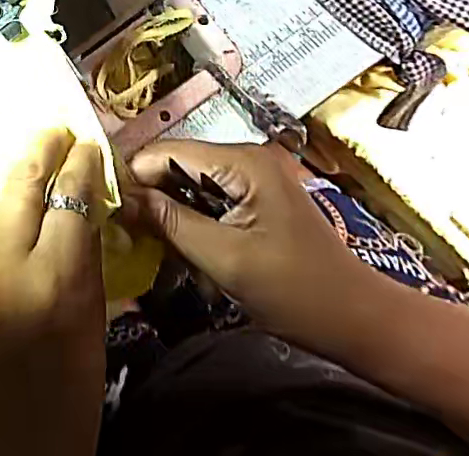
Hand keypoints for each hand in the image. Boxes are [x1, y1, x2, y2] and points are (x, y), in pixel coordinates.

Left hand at [0, 129, 107, 455]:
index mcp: (52, 282)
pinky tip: (0, 246)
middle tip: (56, 133)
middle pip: (20, 186)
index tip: (86, 145)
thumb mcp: (90, 317)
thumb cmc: (66, 392)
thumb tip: (81, 194)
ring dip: (12, 199)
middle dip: (42, 152)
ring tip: (31, 190)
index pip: (69, 195)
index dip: (80, 164)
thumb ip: (83, 250)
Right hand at [124, 140, 374, 353]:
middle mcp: (246, 156)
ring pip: (191, 180)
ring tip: (151, 239)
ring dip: (171, 207)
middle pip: (179, 162)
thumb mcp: (225, 258)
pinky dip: (192, 216)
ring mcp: (253, 174)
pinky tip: (183, 243)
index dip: (137, 175)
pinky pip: (210, 195)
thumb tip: (122, 199)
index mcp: (243, 160)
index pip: (170, 150)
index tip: (112, 208)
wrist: (356, 319)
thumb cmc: (295, 290)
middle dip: (152, 192)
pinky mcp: (256, 194)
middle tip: (128, 230)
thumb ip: (171, 222)